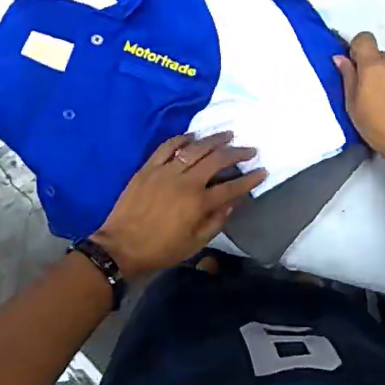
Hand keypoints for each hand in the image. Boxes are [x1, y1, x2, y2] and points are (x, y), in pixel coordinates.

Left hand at [89, 131, 267, 277]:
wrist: (121, 247)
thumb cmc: (161, 249)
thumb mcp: (195, 244)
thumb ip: (216, 221)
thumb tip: (233, 202)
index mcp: (199, 203)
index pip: (232, 186)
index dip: (250, 178)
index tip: (262, 171)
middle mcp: (186, 181)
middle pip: (217, 159)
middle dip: (237, 153)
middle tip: (250, 149)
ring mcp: (165, 171)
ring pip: (195, 148)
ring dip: (214, 139)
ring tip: (228, 135)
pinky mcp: (148, 168)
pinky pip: (168, 147)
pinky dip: (182, 139)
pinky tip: (193, 136)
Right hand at [334, 31, 384, 157]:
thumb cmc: (375, 125)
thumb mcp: (352, 104)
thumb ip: (348, 76)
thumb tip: (341, 58)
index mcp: (373, 66)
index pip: (365, 38)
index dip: (358, 48)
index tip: (357, 64)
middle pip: (380, 55)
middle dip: (374, 67)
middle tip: (372, 90)